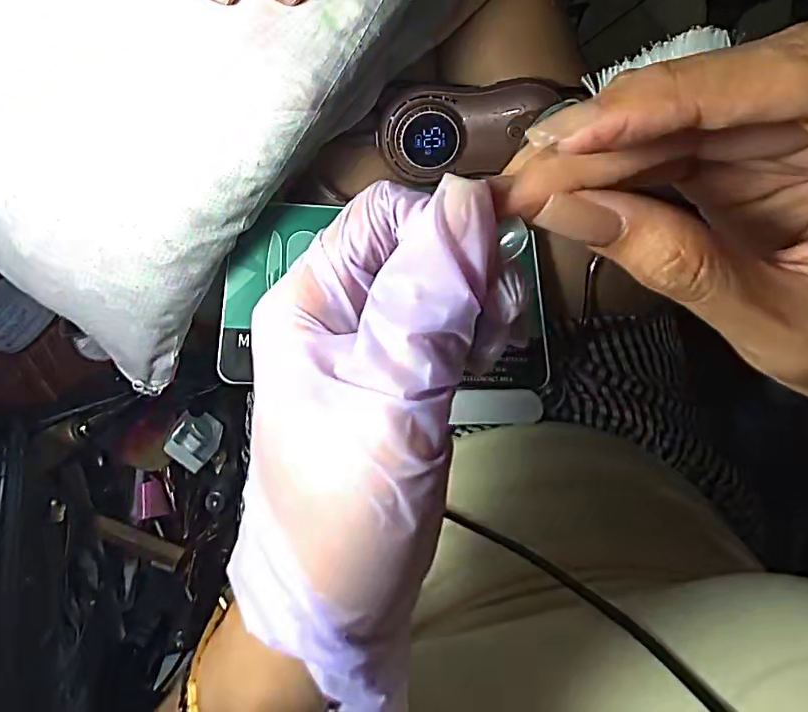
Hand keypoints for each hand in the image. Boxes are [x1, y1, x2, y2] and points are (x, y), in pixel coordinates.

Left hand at [228, 177, 522, 709]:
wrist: (338, 608)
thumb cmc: (344, 514)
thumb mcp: (389, 402)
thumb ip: (427, 300)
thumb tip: (466, 199)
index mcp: (311, 296)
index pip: (383, 214)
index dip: (443, 219)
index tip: (496, 257)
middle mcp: (339, 303)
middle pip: (417, 239)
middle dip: (468, 265)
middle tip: (491, 322)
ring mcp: (372, 333)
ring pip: (442, 274)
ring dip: (480, 296)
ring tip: (487, 348)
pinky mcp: (402, 361)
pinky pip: (450, 314)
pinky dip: (479, 324)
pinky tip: (483, 356)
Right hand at [496, 23, 807, 422]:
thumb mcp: (788, 339)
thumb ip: (679, 266)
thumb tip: (559, 206)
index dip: (686, 93)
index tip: (581, 132)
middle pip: (754, 77)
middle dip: (631, 120)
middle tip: (536, 161)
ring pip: (719, 90)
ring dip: (620, 132)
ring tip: (544, 169)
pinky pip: (711, 115)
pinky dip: (639, 143)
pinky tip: (582, 165)